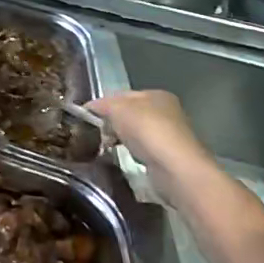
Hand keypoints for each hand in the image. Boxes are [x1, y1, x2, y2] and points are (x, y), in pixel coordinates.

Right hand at [88, 90, 217, 205]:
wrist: (175, 168)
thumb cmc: (146, 129)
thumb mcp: (116, 109)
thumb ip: (101, 105)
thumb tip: (89, 108)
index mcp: (157, 94)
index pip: (123, 95)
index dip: (104, 104)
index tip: (88, 116)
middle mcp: (167, 112)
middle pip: (131, 114)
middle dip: (113, 123)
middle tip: (97, 133)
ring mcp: (171, 135)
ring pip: (137, 133)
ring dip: (122, 139)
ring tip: (107, 147)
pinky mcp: (170, 158)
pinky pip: (144, 151)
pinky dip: (134, 153)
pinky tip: (126, 158)